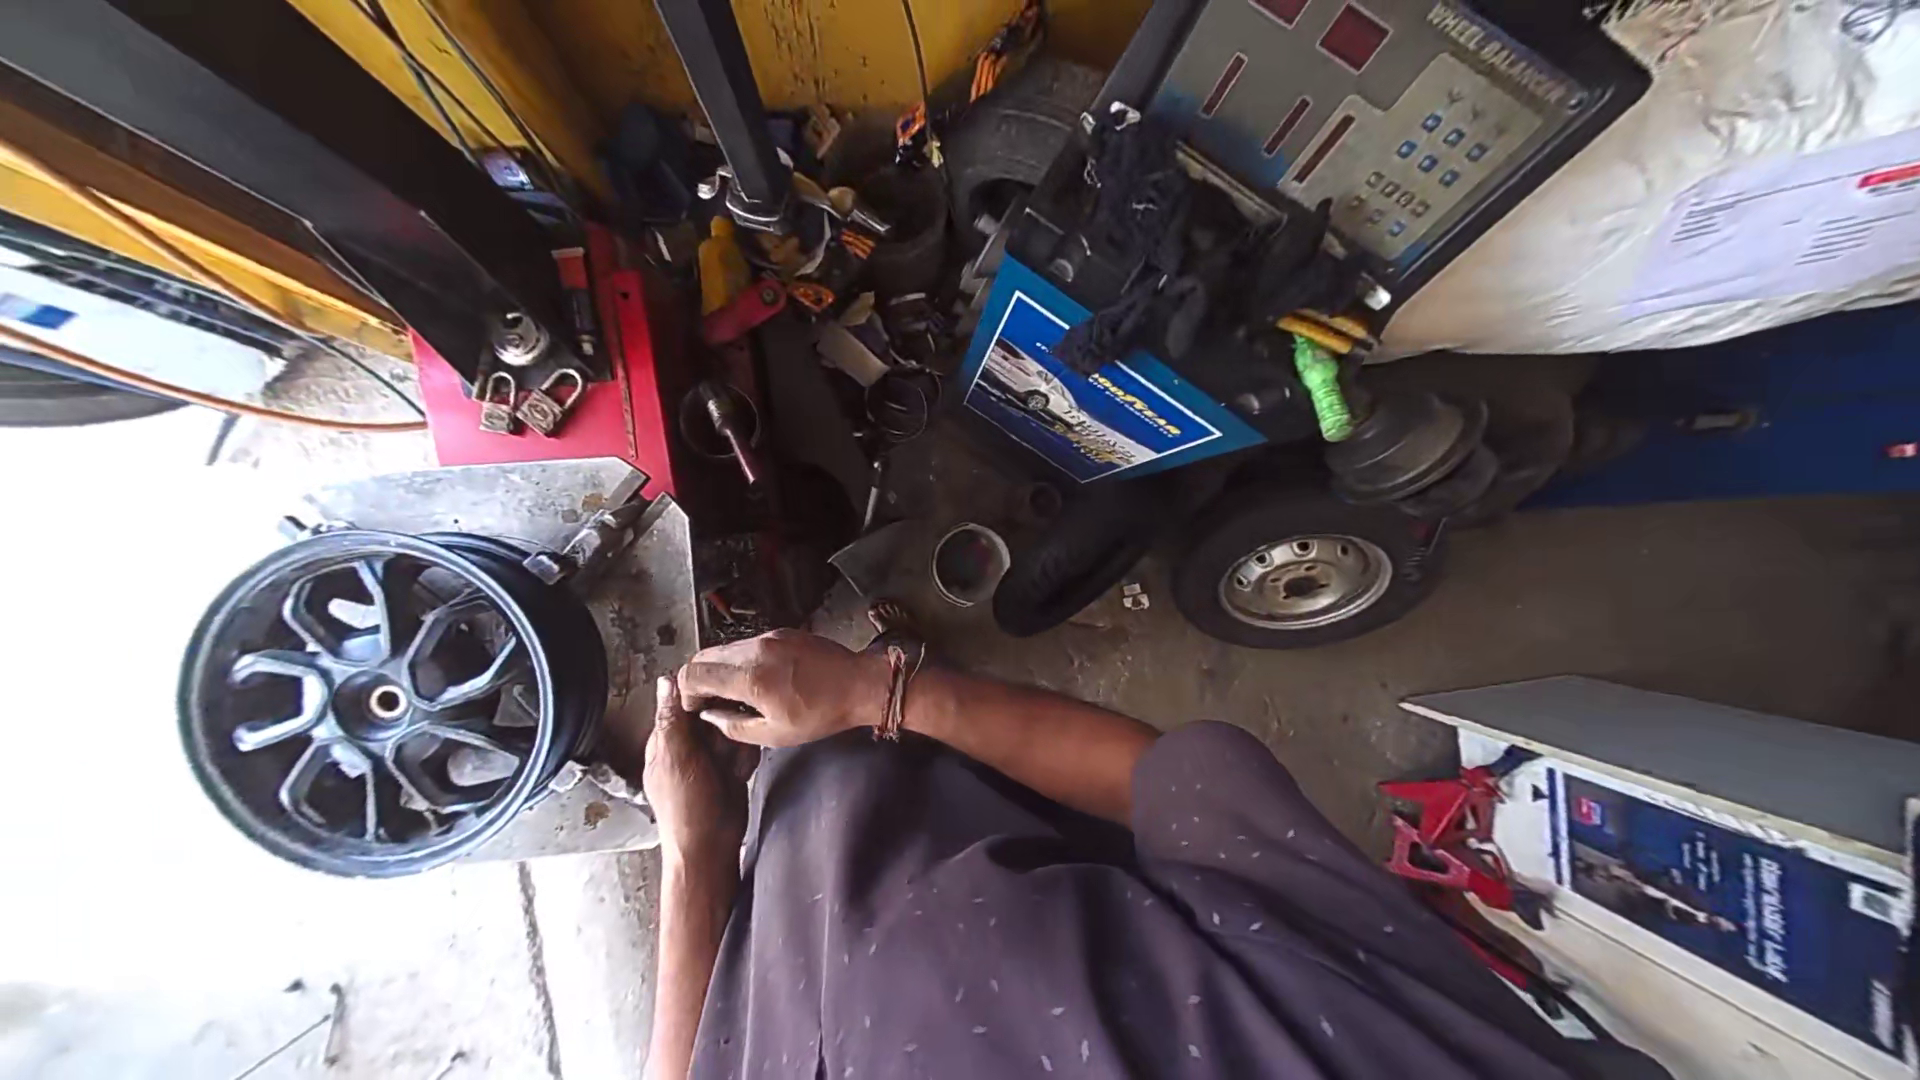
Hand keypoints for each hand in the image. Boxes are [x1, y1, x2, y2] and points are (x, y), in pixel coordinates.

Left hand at [643, 674, 750, 862]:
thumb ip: (672, 718)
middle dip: (727, 728)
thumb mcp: (676, 757)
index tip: (718, 704)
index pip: (686, 699)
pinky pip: (745, 748)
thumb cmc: (687, 807)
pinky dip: (746, 759)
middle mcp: (688, 743)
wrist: (712, 846)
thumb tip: (666, 680)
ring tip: (730, 768)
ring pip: (734, 729)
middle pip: (716, 712)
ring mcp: (710, 756)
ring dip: (738, 747)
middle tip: (722, 751)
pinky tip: (739, 774)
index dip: (705, 697)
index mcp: (666, 738)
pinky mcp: (730, 766)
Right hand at [677, 629, 889, 747]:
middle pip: (704, 655)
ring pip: (725, 648)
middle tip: (711, 700)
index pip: (693, 673)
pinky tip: (757, 678)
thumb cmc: (822, 713)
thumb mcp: (775, 734)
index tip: (697, 707)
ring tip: (736, 692)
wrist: (858, 684)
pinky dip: (741, 659)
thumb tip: (710, 716)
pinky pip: (748, 643)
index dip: (686, 693)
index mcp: (750, 677)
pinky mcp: (783, 632)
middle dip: (699, 679)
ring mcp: (770, 637)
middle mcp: (756, 649)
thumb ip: (734, 726)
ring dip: (720, 668)